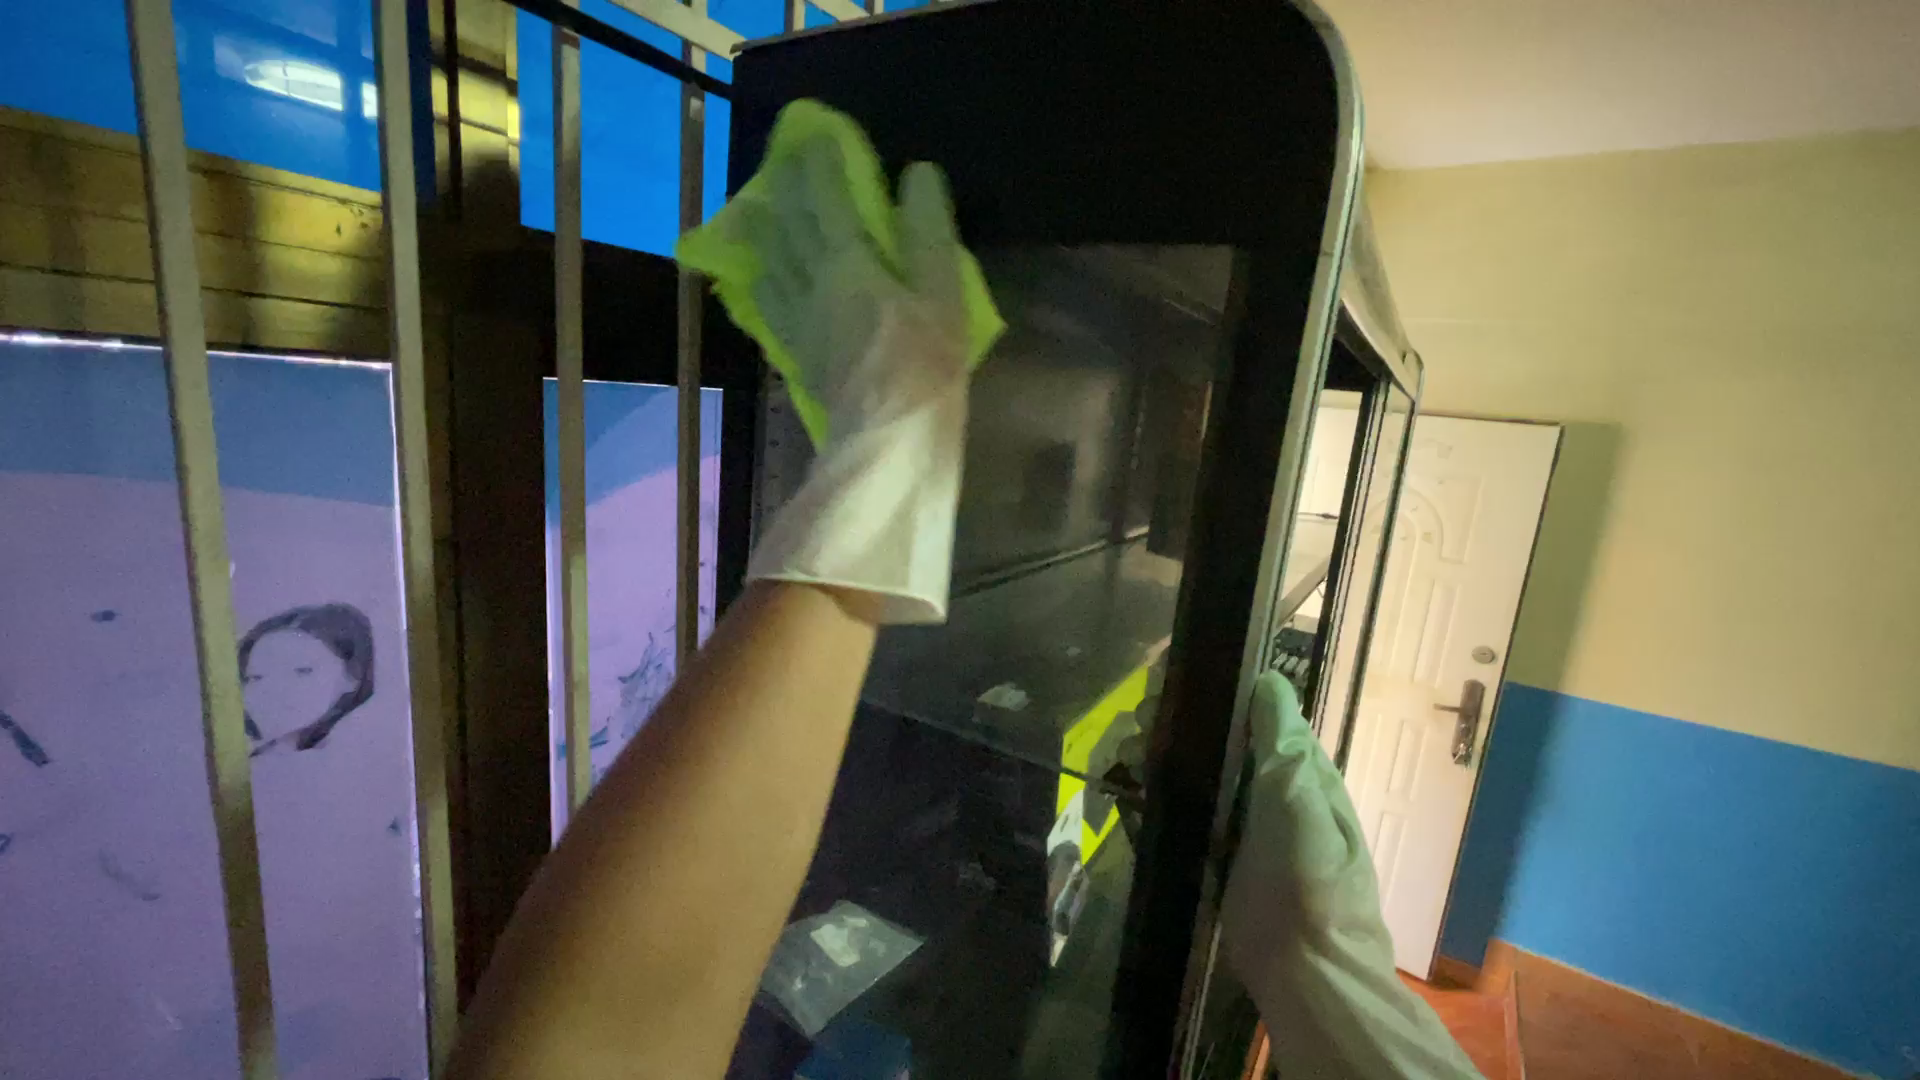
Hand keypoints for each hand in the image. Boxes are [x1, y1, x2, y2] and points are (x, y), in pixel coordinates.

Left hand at [681, 101, 1002, 624]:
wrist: (887, 453)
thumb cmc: (926, 375)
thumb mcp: (944, 301)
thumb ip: (931, 236)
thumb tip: (918, 177)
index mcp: (850, 265)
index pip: (827, 198)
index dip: (822, 161)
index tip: (819, 135)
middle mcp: (813, 286)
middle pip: (790, 225)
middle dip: (788, 187)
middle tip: (788, 162)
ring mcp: (799, 322)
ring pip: (772, 262)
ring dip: (768, 228)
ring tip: (766, 209)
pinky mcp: (797, 354)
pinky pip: (771, 303)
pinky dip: (765, 277)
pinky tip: (763, 275)